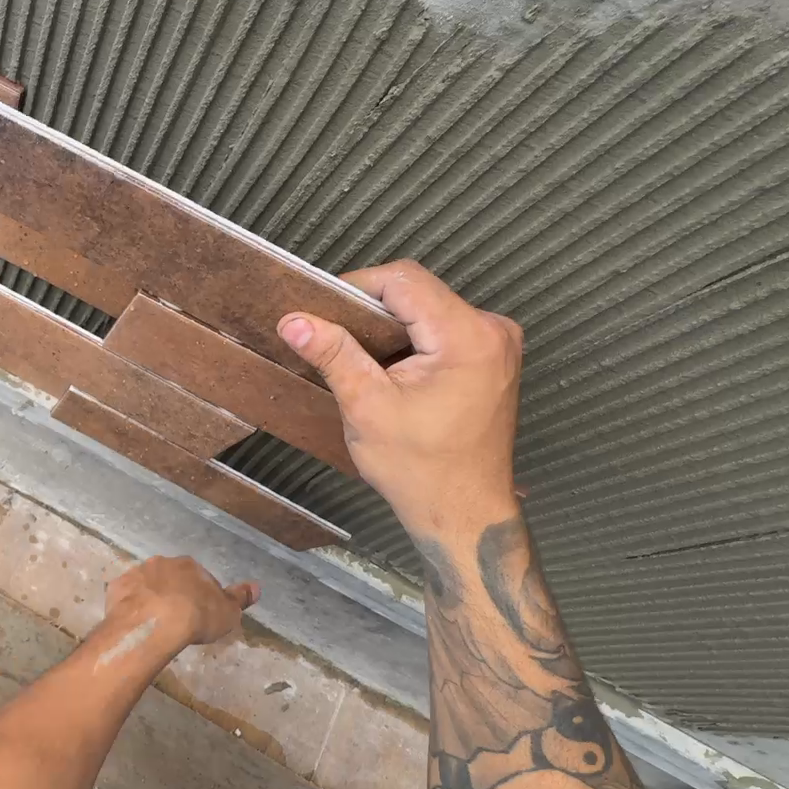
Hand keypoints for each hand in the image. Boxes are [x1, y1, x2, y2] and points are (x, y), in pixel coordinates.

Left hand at [104, 556, 259, 653]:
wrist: (155, 622)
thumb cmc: (197, 616)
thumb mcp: (228, 612)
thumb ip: (240, 598)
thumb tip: (255, 587)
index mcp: (189, 565)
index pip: (199, 577)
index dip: (200, 596)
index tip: (200, 613)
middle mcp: (161, 563)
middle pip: (169, 577)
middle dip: (173, 592)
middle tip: (177, 617)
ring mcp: (136, 573)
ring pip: (146, 584)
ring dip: (150, 597)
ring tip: (155, 622)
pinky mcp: (117, 587)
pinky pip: (126, 595)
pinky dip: (130, 605)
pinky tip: (135, 621)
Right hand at [276, 260, 522, 538]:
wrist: (461, 509)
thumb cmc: (415, 466)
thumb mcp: (365, 406)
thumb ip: (333, 355)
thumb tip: (293, 320)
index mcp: (467, 336)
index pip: (404, 280)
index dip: (354, 286)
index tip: (316, 312)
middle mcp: (491, 329)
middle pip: (416, 292)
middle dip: (366, 310)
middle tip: (327, 338)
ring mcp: (495, 343)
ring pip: (425, 309)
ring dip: (384, 327)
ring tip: (351, 357)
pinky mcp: (489, 358)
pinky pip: (438, 329)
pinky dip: (404, 341)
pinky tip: (381, 369)